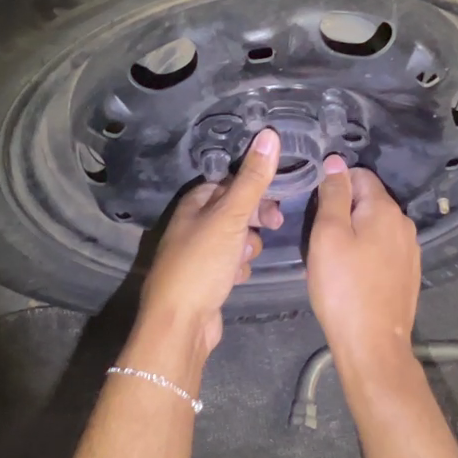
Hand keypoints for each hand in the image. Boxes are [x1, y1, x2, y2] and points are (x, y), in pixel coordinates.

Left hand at [138, 128, 281, 355]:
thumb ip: (252, 179)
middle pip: (234, 210)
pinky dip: (238, 269)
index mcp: (193, 204)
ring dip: (247, 247)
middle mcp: (192, 225)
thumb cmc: (202, 264)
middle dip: (254, 219)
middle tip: (273, 226)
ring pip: (236, 239)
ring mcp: (198, 254)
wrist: (181, 323)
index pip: (228, 182)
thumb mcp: (230, 217)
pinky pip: (231, 264)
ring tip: (244, 258)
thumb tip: (269, 134)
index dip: (253, 186)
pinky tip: (236, 279)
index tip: (276, 197)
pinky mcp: (205, 279)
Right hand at [307, 155, 420, 367]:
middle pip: (368, 200)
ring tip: (333, 257)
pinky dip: (366, 252)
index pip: (359, 174)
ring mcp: (410, 250)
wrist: (372, 345)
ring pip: (375, 226)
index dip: (334, 184)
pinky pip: (383, 248)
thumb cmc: (344, 287)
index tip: (315, 206)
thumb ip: (333, 194)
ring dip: (354, 232)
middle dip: (343, 210)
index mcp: (385, 209)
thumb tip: (335, 162)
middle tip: (319, 235)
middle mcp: (404, 223)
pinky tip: (352, 274)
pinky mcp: (408, 273)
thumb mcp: (328, 234)